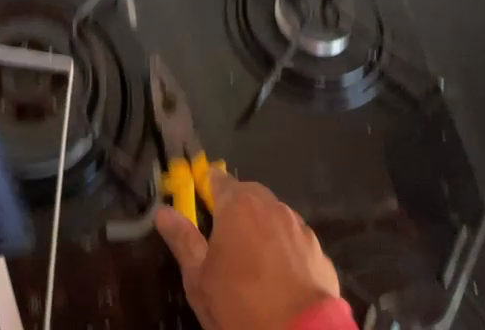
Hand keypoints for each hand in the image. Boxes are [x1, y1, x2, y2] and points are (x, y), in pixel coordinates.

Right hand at [156, 167, 342, 329]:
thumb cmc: (241, 304)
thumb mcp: (199, 278)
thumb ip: (182, 240)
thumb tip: (162, 212)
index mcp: (238, 204)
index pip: (217, 180)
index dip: (207, 190)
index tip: (200, 206)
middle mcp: (272, 207)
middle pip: (249, 195)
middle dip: (236, 209)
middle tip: (224, 239)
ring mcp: (301, 229)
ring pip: (275, 218)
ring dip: (263, 229)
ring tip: (253, 264)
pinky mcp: (321, 255)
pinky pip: (296, 243)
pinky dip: (286, 252)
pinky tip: (280, 280)